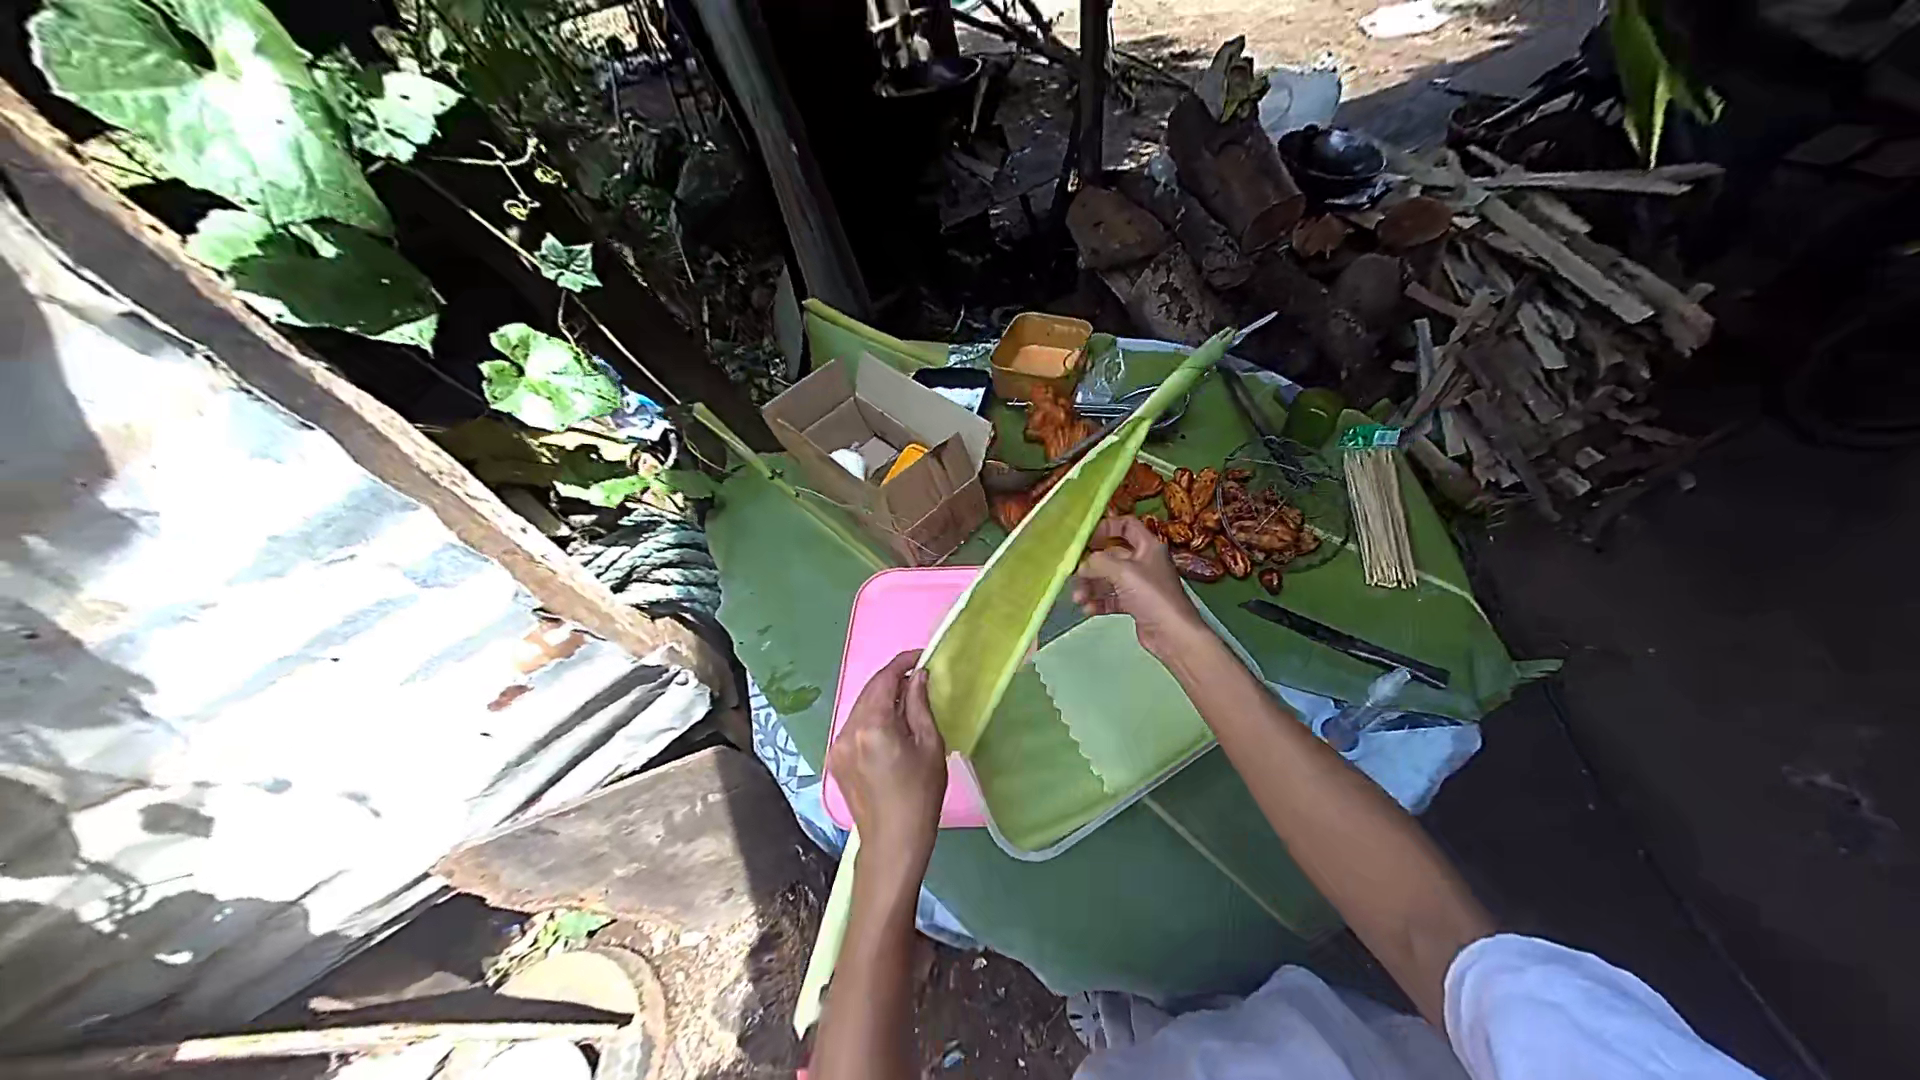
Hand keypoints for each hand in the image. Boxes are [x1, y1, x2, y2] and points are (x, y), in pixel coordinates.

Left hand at [827, 651, 947, 875]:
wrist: (893, 842)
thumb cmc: (920, 795)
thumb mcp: (930, 745)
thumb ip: (919, 704)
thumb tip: (917, 676)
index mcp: (872, 725)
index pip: (884, 678)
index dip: (903, 662)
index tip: (922, 655)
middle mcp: (847, 730)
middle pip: (869, 690)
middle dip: (893, 680)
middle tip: (919, 678)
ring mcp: (837, 745)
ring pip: (860, 707)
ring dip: (882, 698)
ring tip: (907, 701)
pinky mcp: (835, 759)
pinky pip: (855, 725)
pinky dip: (872, 717)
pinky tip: (891, 725)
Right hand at [1072, 516, 1210, 659]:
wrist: (1173, 635)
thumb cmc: (1152, 596)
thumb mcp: (1123, 572)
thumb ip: (1098, 563)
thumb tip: (1082, 565)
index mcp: (1147, 546)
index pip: (1126, 526)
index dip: (1106, 527)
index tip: (1085, 538)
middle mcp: (1143, 562)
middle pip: (1111, 556)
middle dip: (1091, 566)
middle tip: (1074, 576)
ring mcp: (1139, 585)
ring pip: (1108, 579)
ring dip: (1091, 587)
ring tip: (1078, 599)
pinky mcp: (1135, 604)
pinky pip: (1111, 598)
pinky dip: (1099, 602)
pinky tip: (1088, 609)